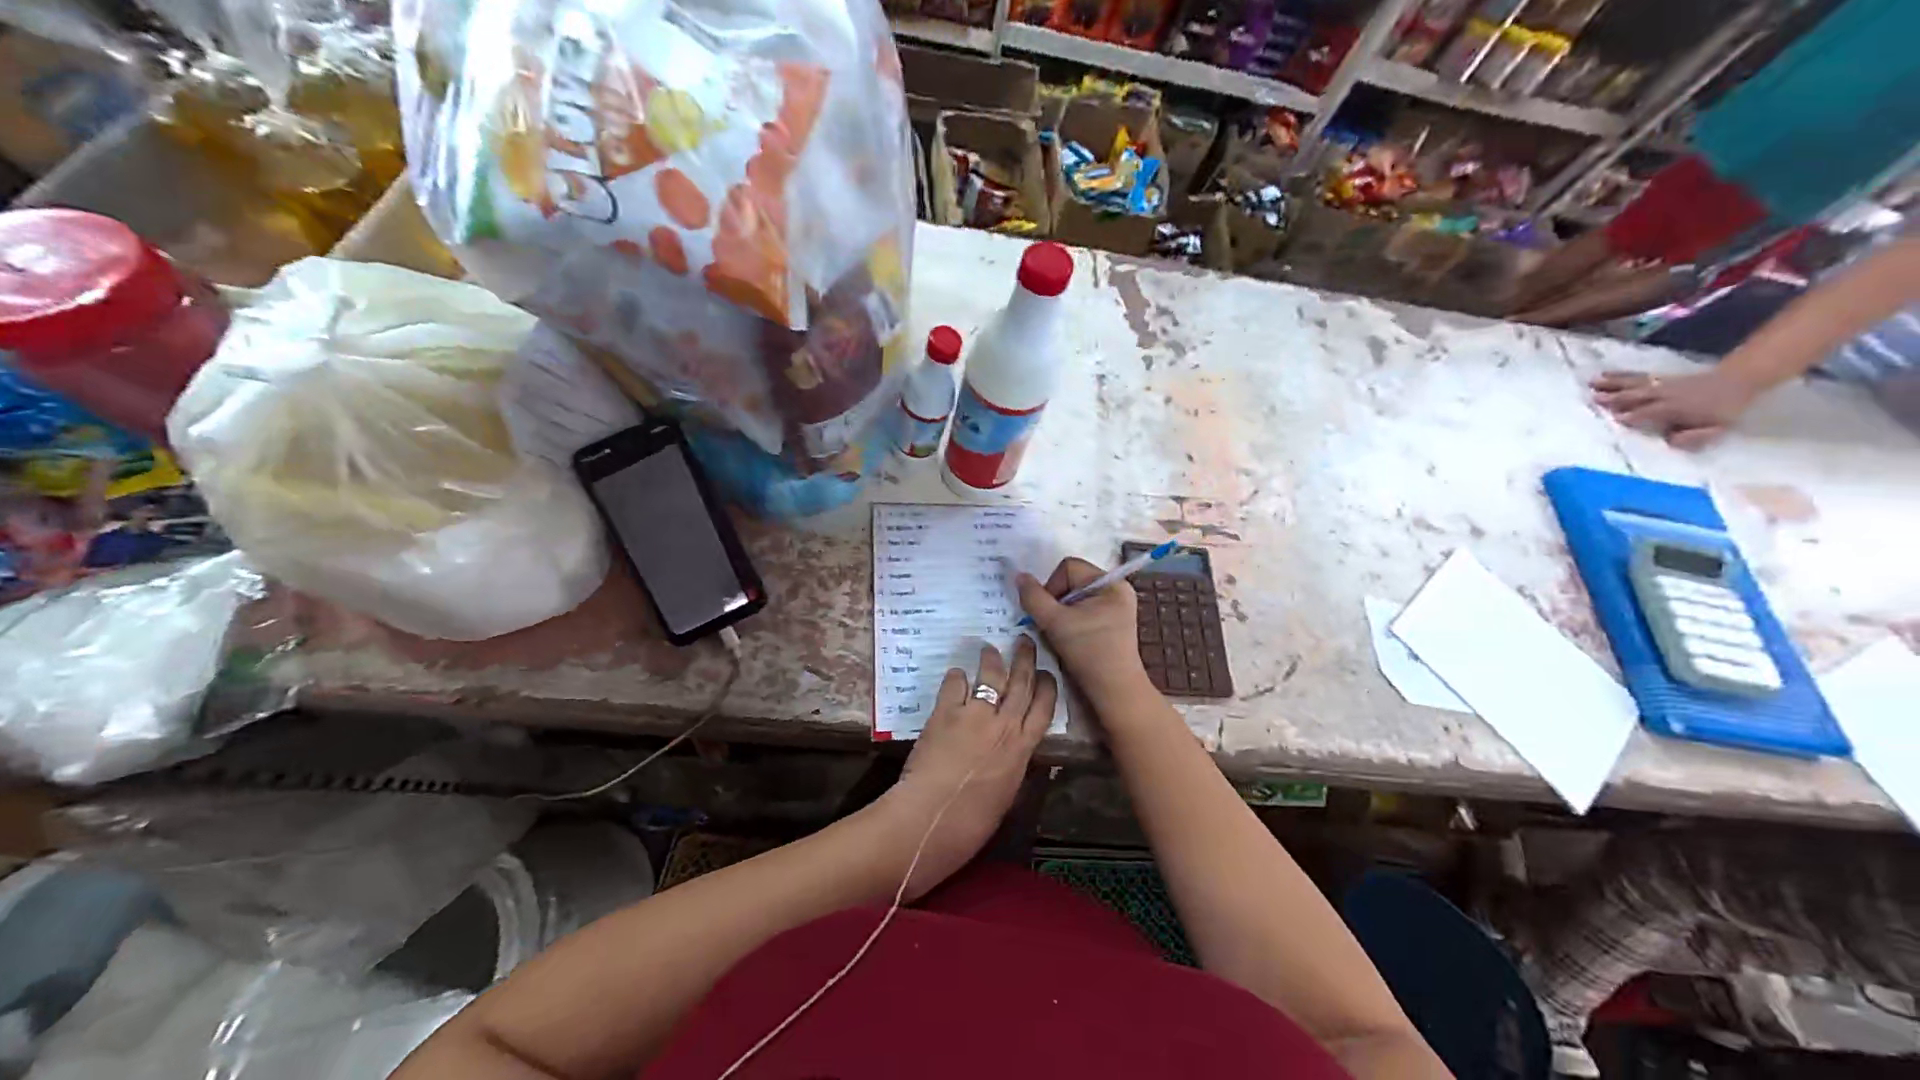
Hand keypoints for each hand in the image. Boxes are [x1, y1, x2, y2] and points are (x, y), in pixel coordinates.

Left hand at [889, 637, 1056, 898]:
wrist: (934, 818)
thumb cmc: (974, 821)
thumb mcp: (1008, 794)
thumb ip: (1014, 767)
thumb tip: (1019, 755)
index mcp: (1022, 748)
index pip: (1043, 707)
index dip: (1046, 686)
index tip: (1046, 672)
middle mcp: (1004, 725)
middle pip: (1020, 683)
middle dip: (1024, 659)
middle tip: (1024, 640)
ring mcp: (975, 715)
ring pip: (990, 676)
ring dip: (992, 660)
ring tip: (990, 649)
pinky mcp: (946, 712)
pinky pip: (955, 684)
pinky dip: (957, 677)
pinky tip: (956, 673)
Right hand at [1016, 558, 1149, 703]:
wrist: (1114, 690)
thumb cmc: (1088, 652)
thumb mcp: (1054, 622)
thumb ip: (1033, 597)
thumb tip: (1019, 576)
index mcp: (1111, 583)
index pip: (1068, 568)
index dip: (1051, 586)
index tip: (1047, 613)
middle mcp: (1117, 589)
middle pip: (1072, 581)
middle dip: (1056, 601)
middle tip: (1052, 624)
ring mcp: (1117, 606)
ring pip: (1076, 597)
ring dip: (1061, 613)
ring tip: (1061, 633)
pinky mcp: (1113, 621)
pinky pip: (1085, 609)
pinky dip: (1072, 620)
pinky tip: (1070, 638)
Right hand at [1590, 368, 1759, 449]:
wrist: (1740, 379)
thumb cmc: (1724, 409)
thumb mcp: (1717, 428)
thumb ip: (1693, 436)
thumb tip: (1670, 441)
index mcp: (1677, 409)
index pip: (1652, 412)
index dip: (1636, 415)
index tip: (1617, 417)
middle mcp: (1666, 395)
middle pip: (1639, 396)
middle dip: (1618, 397)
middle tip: (1595, 398)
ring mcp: (1662, 384)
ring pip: (1635, 384)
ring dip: (1613, 383)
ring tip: (1592, 382)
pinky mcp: (1659, 378)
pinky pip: (1638, 377)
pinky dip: (1621, 375)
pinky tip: (1606, 374)